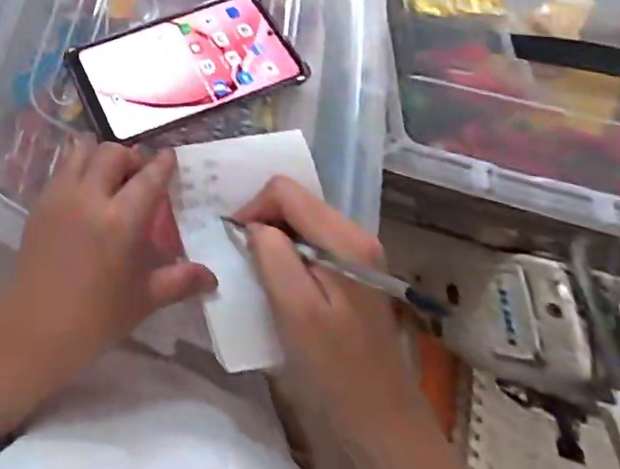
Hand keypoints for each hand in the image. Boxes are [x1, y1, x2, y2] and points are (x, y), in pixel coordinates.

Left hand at [0, 141, 215, 432]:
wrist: (38, 325)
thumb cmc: (97, 316)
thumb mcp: (144, 298)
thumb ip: (179, 280)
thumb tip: (212, 276)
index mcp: (120, 220)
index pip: (147, 178)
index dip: (161, 163)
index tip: (169, 154)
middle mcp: (89, 197)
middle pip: (112, 153)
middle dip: (130, 156)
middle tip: (139, 171)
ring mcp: (61, 194)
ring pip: (81, 150)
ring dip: (100, 153)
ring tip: (110, 172)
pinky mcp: (41, 200)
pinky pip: (62, 167)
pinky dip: (77, 165)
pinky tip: (86, 186)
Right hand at [234, 178, 457, 468]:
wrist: (383, 428)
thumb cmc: (335, 369)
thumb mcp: (295, 310)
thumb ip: (271, 254)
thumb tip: (253, 226)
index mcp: (345, 239)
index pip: (284, 190)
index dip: (252, 209)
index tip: (236, 243)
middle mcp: (356, 236)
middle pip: (293, 202)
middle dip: (261, 221)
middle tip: (241, 257)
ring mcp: (358, 256)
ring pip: (299, 222)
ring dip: (272, 238)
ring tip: (255, 270)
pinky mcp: (353, 275)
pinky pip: (309, 244)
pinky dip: (286, 253)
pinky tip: (277, 282)